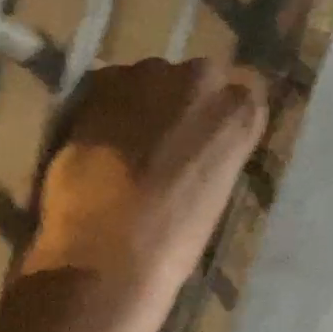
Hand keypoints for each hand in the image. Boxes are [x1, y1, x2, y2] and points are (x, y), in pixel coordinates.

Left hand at [22, 58, 266, 316]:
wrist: (104, 255)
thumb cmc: (167, 247)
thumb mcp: (209, 200)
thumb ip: (209, 162)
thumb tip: (190, 158)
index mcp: (241, 114)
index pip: (238, 99)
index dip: (213, 123)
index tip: (198, 146)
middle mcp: (200, 79)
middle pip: (192, 81)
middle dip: (176, 106)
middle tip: (156, 147)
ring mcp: (147, 76)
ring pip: (146, 81)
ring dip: (136, 105)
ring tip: (119, 149)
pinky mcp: (97, 86)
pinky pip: (104, 90)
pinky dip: (99, 111)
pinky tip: (91, 146)